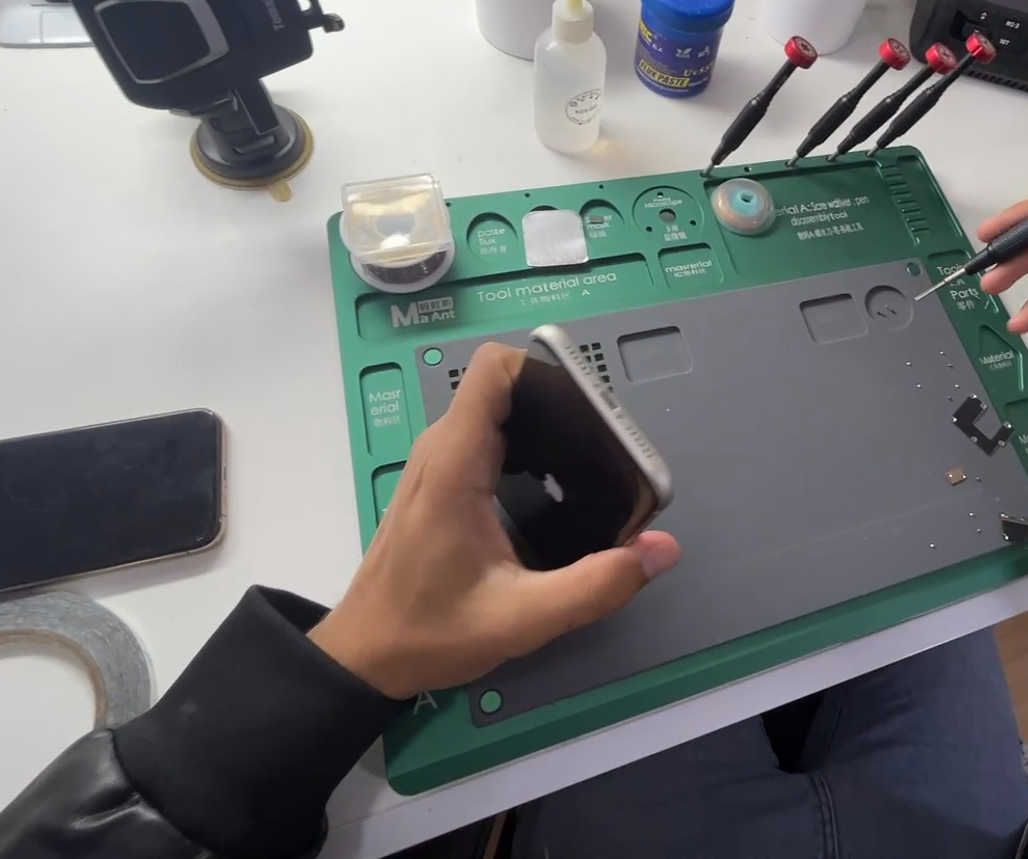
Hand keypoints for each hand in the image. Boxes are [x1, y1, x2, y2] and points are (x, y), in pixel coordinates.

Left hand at [310, 343, 680, 697]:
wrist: (363, 658)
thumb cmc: (428, 633)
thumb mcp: (520, 620)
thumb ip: (595, 587)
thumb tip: (663, 548)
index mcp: (456, 463)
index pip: (494, 369)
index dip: (545, 369)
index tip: (590, 407)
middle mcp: (445, 447)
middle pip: (506, 384)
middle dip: (561, 400)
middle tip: (606, 443)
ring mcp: (440, 460)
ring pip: (500, 406)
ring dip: (547, 420)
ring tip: (590, 460)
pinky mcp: (443, 476)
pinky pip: (492, 430)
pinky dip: (530, 439)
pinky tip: (556, 481)